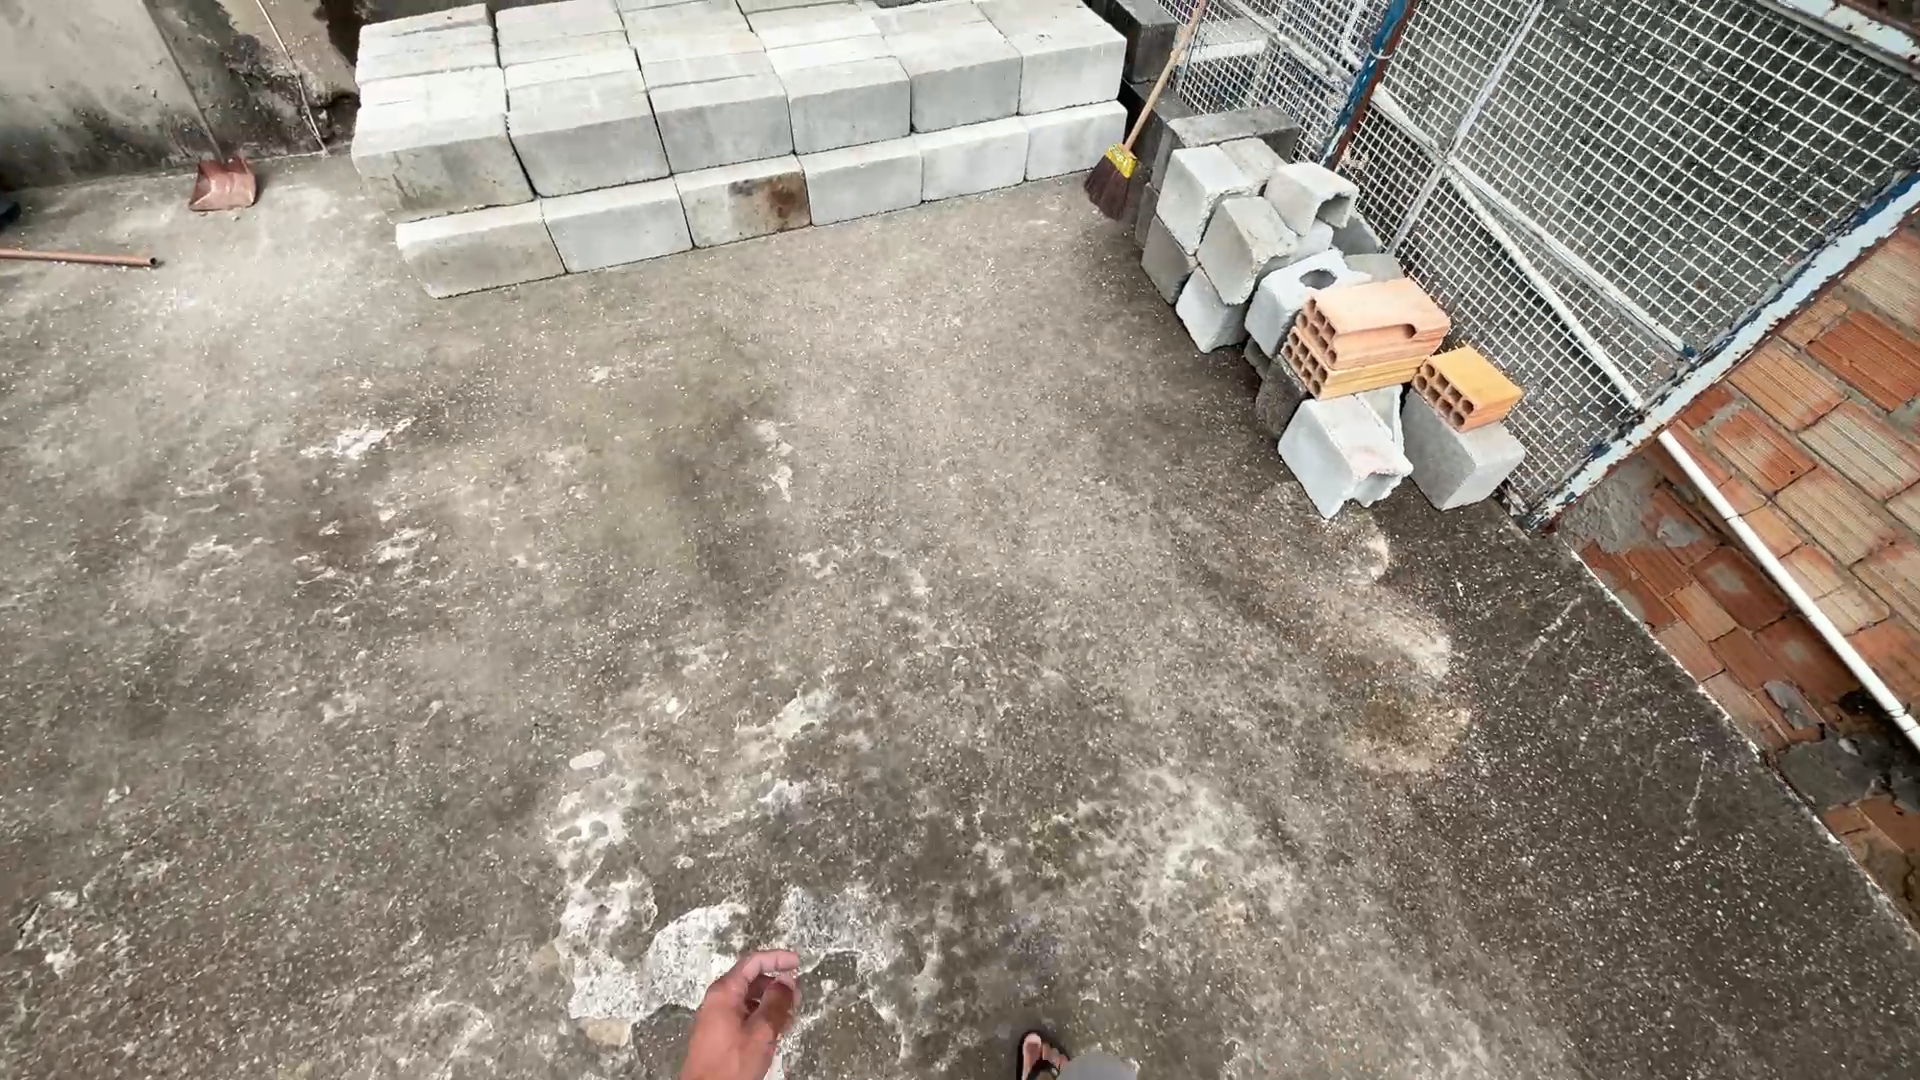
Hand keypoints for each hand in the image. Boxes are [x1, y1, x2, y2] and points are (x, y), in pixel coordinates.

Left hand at [679, 950, 801, 1079]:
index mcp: (724, 992)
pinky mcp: (717, 1035)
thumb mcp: (761, 1032)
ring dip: (770, 1003)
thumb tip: (787, 980)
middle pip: (751, 980)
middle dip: (776, 984)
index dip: (777, 958)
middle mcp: (717, 999)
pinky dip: (760, 1016)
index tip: (798, 964)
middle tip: (796, 997)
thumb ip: (776, 1003)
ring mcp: (715, 1018)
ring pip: (748, 999)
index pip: (753, 962)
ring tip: (789, 1016)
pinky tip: (775, 1030)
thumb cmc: (732, 1064)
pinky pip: (743, 1015)